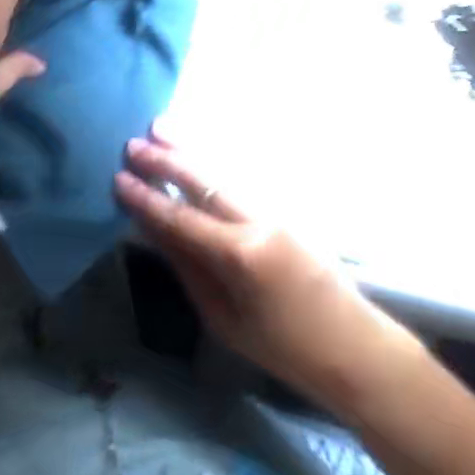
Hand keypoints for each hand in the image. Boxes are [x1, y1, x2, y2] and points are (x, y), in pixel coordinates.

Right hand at [114, 138, 424, 412]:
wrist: (355, 348)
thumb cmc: (283, 347)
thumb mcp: (222, 317)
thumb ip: (187, 267)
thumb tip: (153, 230)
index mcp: (240, 255)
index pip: (181, 218)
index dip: (146, 199)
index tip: (118, 178)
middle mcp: (259, 223)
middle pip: (204, 182)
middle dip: (166, 161)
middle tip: (133, 143)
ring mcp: (278, 213)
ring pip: (224, 174)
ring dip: (190, 151)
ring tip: (161, 127)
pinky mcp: (287, 213)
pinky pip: (242, 182)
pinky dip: (213, 165)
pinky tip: (197, 152)